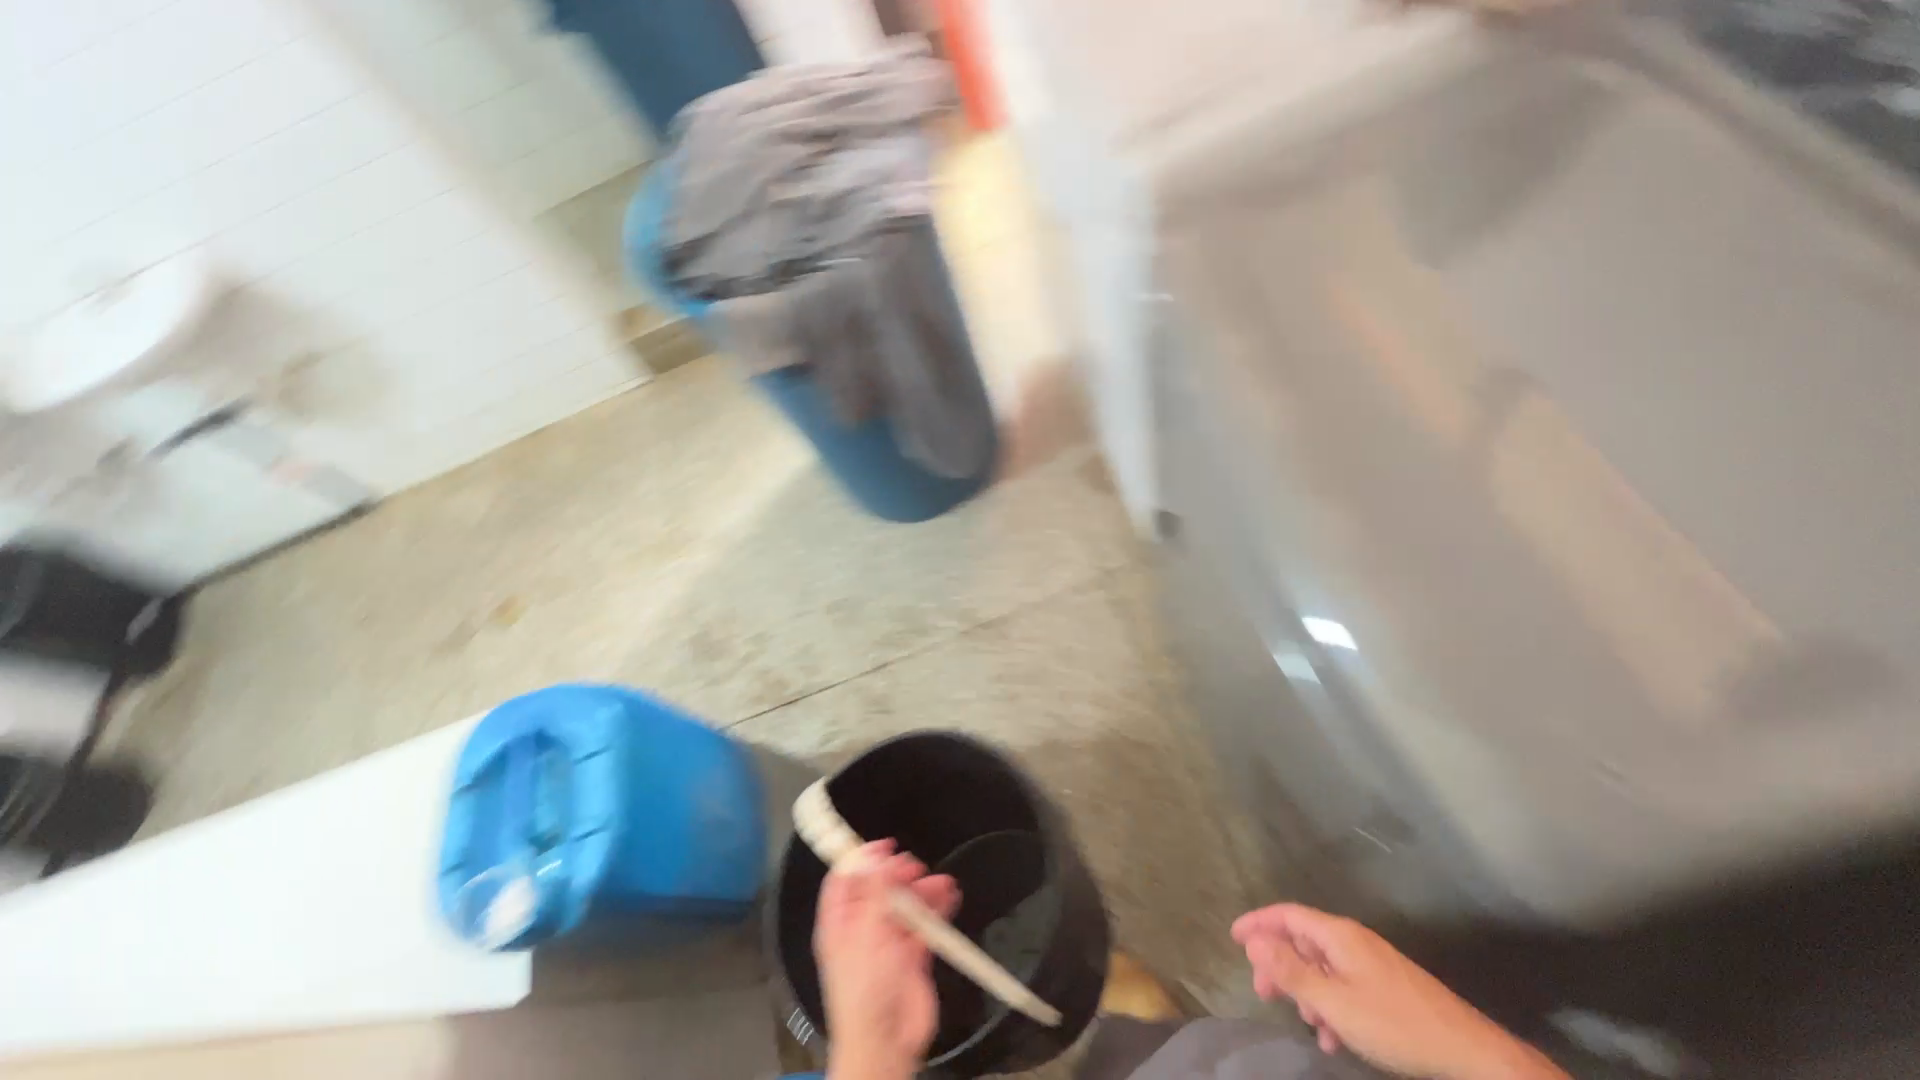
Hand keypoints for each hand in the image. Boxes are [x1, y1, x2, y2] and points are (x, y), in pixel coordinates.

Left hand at [816, 840, 960, 1079]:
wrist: (886, 1042)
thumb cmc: (863, 994)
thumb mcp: (866, 934)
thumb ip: (875, 894)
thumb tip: (878, 858)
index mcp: (840, 924)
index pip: (845, 881)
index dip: (861, 860)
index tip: (882, 845)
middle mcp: (862, 929)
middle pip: (879, 889)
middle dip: (896, 874)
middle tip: (912, 865)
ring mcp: (888, 942)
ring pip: (905, 905)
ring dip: (922, 890)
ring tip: (940, 881)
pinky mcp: (913, 956)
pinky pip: (926, 925)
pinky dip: (937, 909)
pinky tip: (949, 895)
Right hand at [1232, 904, 1567, 1079]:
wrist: (1466, 1052)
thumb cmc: (1393, 1023)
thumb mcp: (1333, 1001)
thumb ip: (1290, 970)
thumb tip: (1254, 940)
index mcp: (1338, 936)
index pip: (1287, 915)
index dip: (1258, 923)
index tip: (1233, 937)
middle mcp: (1353, 941)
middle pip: (1303, 940)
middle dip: (1279, 965)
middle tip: (1263, 992)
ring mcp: (1373, 963)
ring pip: (1324, 967)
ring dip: (1307, 992)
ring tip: (1305, 1024)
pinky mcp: (1387, 986)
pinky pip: (1345, 986)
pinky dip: (1331, 1005)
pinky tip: (1334, 1038)